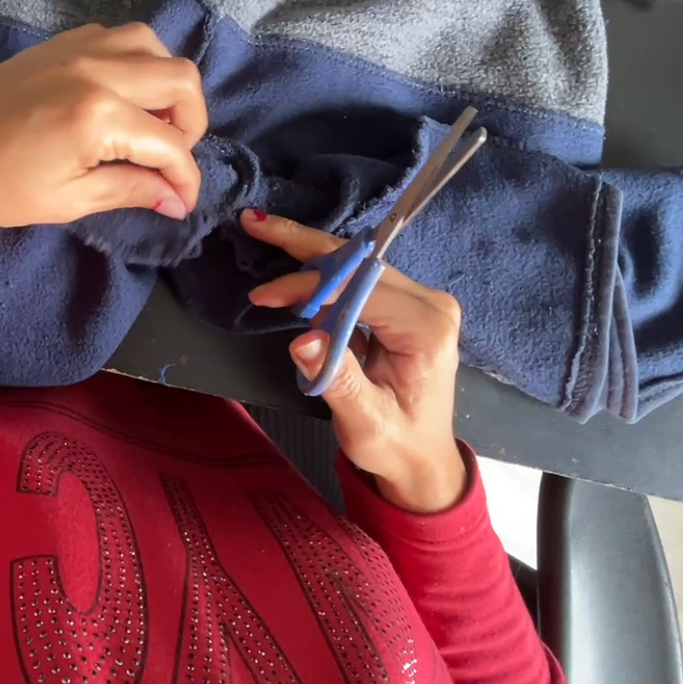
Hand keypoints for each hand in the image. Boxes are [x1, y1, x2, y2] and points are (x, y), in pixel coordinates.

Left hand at [0, 23, 207, 227]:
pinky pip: (115, 35)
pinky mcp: (56, 43)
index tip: (181, 201)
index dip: (186, 178)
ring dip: (166, 82)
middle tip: (172, 157)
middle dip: (192, 123)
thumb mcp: (67, 200)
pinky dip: (134, 59)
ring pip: (153, 44)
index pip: (170, 144)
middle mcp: (95, 69)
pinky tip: (120, 92)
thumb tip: (175, 198)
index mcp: (97, 115)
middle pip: (180, 78)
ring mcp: (75, 48)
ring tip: (151, 120)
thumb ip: (129, 189)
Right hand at [241, 209, 468, 512]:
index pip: (359, 289)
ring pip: (354, 262)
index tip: (263, 296)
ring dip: (305, 249)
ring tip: (261, 229)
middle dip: (302, 243)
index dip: (308, 285)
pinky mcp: (402, 302)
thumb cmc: (395, 445)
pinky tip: (287, 255)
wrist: (422, 460)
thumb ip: (336, 380)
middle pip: (358, 261)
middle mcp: (428, 304)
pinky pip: (355, 275)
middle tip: (254, 223)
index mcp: (425, 330)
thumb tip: (301, 340)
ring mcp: (417, 299)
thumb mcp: (365, 422)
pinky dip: (317, 266)